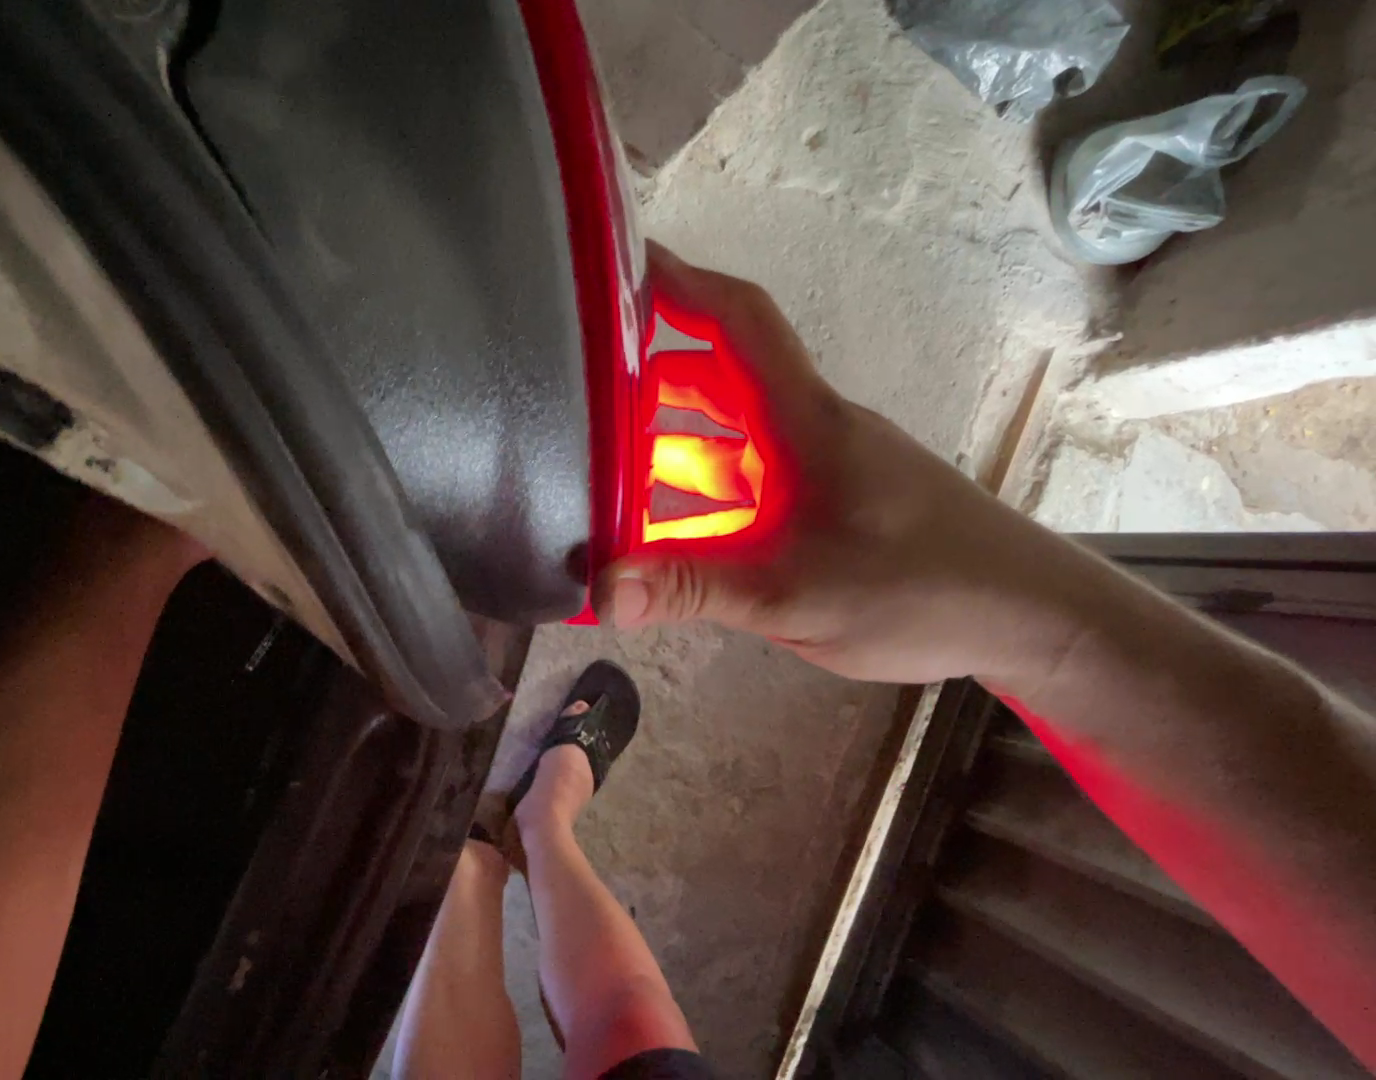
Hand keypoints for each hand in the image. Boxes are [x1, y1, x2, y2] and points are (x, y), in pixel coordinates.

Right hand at [595, 245, 1094, 687]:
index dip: (680, 283)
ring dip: (667, 435)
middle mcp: (807, 431)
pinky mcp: (823, 506)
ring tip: (602, 450)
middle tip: (580, 377)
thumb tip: (601, 591)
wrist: (1036, 621)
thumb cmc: (925, 589)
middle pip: (719, 375)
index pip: (739, 322)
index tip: (622, 261)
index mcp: (806, 422)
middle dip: (649, 368)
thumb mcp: (795, 594)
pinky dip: (694, 490)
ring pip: (728, 434)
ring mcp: (817, 469)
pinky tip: (660, 523)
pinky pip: (742, 481)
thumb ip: (694, 587)